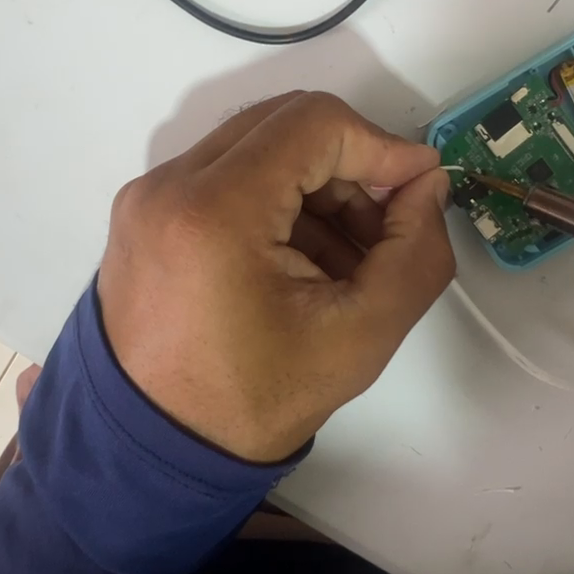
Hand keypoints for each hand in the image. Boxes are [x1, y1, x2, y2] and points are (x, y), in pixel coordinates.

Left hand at [98, 92, 454, 463]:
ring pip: (257, 146)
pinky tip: (300, 260)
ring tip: (344, 260)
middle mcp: (171, 184)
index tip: (418, 186)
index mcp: (215, 210)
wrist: (151, 449)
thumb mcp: (359, 338)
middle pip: (284, 126)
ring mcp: (150, 195)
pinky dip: (276, 200)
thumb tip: (428, 183)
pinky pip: (226, 174)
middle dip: (348, 167)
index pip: (315, 124)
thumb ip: (415, 254)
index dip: (380, 145)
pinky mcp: (146, 211)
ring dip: (315, 186)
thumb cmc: (253, 399)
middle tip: (382, 229)